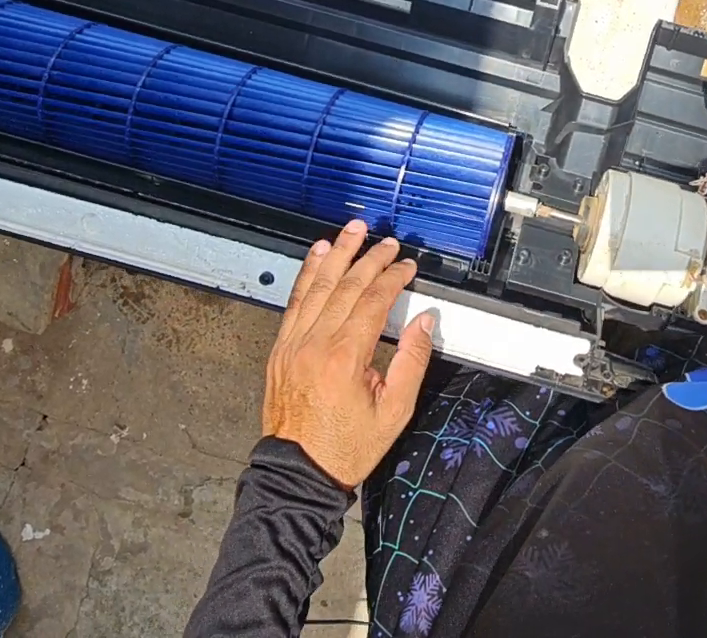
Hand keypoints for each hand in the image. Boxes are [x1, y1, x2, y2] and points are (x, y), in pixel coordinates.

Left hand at [263, 220, 436, 489]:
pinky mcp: (281, 349)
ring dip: (335, 255)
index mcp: (344, 358)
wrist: (298, 474)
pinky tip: (316, 256)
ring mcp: (293, 344)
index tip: (406, 267)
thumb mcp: (394, 411)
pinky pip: (294, 302)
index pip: (372, 301)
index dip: (392, 278)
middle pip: (345, 286)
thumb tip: (425, 323)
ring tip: (350, 232)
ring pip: (316, 287)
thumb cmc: (346, 447)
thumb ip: (412, 361)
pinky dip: (306, 274)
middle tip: (385, 242)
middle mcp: (314, 344)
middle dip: (368, 259)